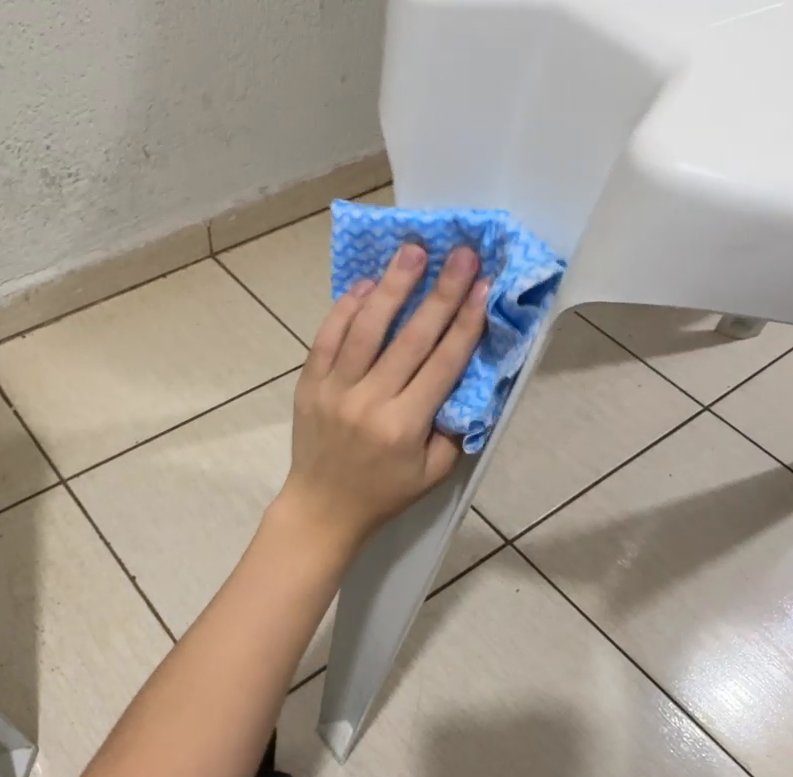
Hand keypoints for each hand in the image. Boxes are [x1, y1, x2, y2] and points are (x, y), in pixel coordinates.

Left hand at [272, 242, 488, 551]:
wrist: (322, 509)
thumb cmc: (384, 493)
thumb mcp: (432, 474)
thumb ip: (453, 429)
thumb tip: (469, 377)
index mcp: (404, 427)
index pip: (442, 364)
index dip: (465, 322)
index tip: (483, 285)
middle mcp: (369, 402)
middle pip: (410, 337)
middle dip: (440, 292)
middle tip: (460, 253)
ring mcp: (334, 391)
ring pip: (366, 328)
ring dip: (392, 286)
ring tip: (413, 251)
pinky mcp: (309, 385)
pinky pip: (327, 338)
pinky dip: (346, 308)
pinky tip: (367, 285)